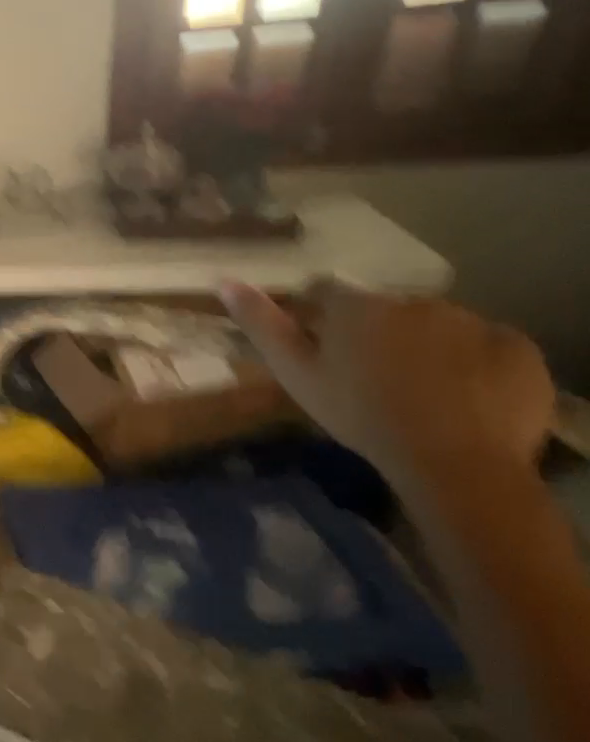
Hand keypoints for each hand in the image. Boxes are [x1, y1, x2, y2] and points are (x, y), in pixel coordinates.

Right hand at [218, 279, 555, 482]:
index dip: (322, 317)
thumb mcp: (296, 374)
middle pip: (387, 310)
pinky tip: (467, 395)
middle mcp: (413, 301)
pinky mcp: (518, 348)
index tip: (324, 347)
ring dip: (428, 346)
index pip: (328, 293)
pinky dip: (477, 362)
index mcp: (356, 306)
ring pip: (439, 327)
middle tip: (375, 377)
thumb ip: (261, 324)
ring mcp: (472, 322)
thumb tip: (223, 280)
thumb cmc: (360, 415)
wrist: (456, 461)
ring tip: (425, 391)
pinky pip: (490, 346)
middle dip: (379, 332)